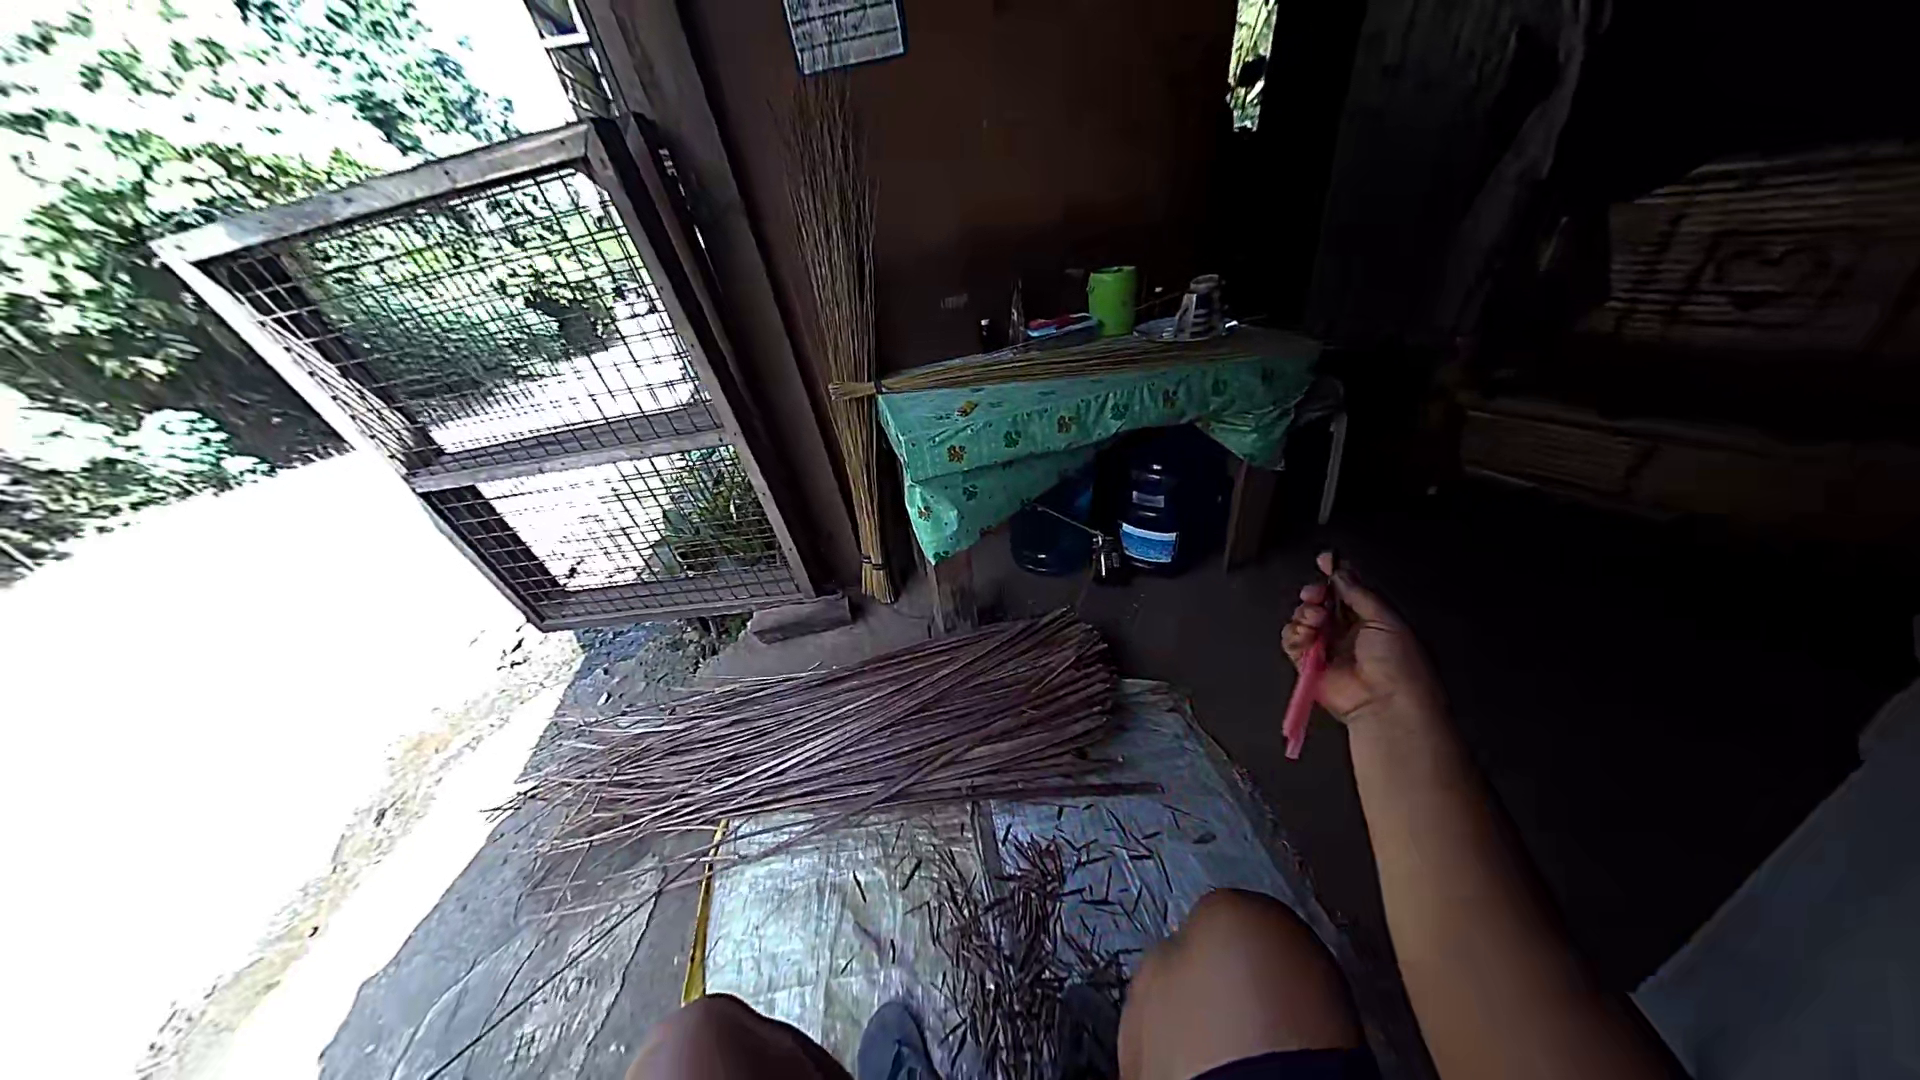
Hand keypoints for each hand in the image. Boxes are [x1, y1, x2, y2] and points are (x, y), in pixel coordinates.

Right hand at [1282, 552, 1442, 727]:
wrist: (1386, 702)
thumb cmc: (1399, 666)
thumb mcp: (1385, 618)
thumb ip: (1358, 592)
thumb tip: (1341, 572)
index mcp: (1369, 618)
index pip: (1346, 589)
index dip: (1334, 573)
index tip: (1326, 560)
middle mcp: (1346, 631)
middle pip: (1319, 601)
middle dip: (1314, 593)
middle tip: (1316, 594)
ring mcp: (1326, 647)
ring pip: (1303, 617)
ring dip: (1305, 613)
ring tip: (1316, 619)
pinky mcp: (1308, 663)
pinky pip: (1291, 640)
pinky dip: (1295, 634)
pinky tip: (1307, 636)